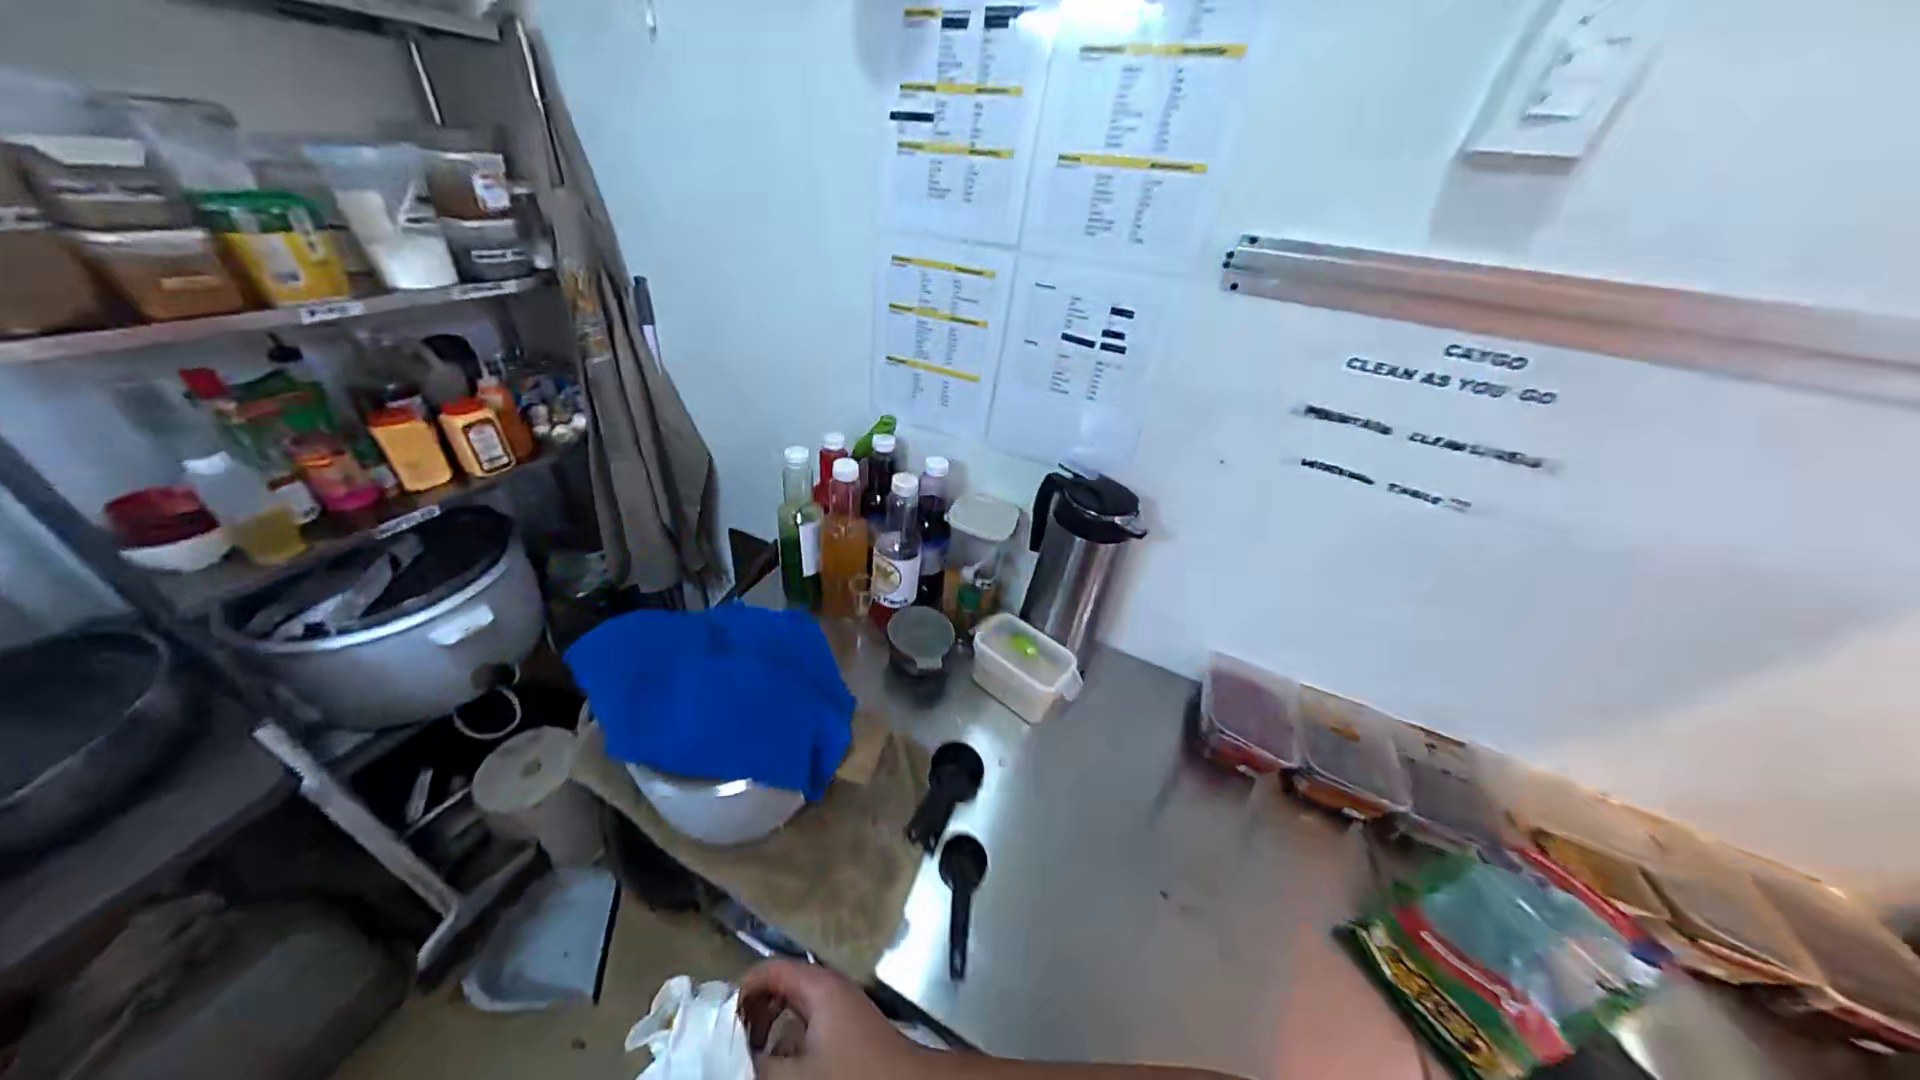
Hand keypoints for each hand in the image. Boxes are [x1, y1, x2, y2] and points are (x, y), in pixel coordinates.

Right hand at [739, 960, 929, 1079]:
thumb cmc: (852, 1075)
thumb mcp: (795, 1075)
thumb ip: (757, 1066)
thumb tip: (729, 1059)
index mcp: (817, 985)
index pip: (769, 970)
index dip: (741, 993)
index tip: (718, 1026)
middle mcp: (829, 987)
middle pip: (780, 985)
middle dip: (753, 1013)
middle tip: (730, 1046)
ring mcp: (841, 1007)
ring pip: (794, 1007)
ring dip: (769, 1029)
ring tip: (749, 1059)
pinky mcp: (848, 1028)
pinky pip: (808, 1023)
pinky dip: (788, 1040)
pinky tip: (779, 1067)